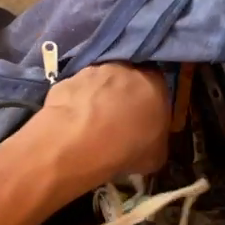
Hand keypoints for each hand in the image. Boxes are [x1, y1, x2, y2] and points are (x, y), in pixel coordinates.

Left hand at [21, 63, 169, 190]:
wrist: (80, 142)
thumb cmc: (128, 147)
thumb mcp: (156, 155)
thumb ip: (157, 140)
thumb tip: (151, 143)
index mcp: (154, 82)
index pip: (157, 85)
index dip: (149, 102)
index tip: (144, 118)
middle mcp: (125, 69)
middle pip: (126, 79)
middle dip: (123, 96)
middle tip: (117, 121)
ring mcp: (93, 71)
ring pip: (98, 83)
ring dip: (97, 98)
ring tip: (91, 125)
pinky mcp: (67, 80)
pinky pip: (75, 92)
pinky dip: (75, 105)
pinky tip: (72, 125)